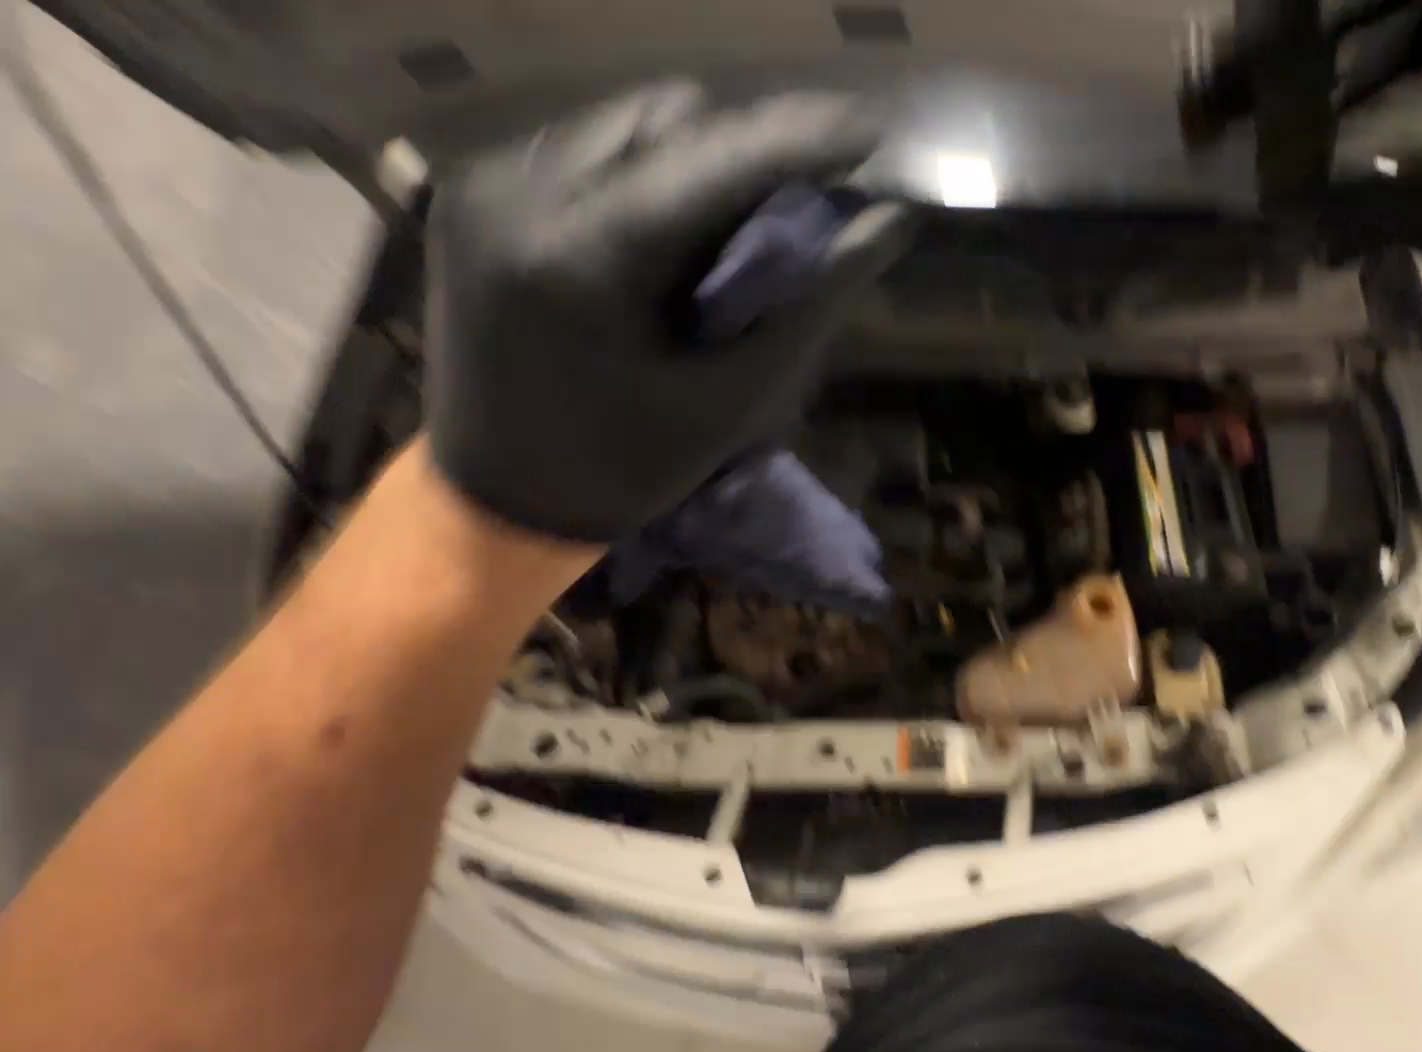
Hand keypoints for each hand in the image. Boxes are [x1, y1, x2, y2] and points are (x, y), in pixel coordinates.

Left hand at [423, 83, 910, 541]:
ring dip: (701, 153)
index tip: (875, 130)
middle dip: (750, 145)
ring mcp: (485, 185)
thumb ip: (810, 303)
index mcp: (580, 259)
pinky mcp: (474, 192)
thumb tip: (887, 223)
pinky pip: (588, 146)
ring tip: (745, 210)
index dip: (805, 135)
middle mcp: (518, 194)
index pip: (716, 157)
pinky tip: (676, 220)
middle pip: (668, 116)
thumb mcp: (731, 400)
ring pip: (626, 121)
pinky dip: (651, 168)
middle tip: (808, 190)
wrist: (496, 504)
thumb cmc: (622, 470)